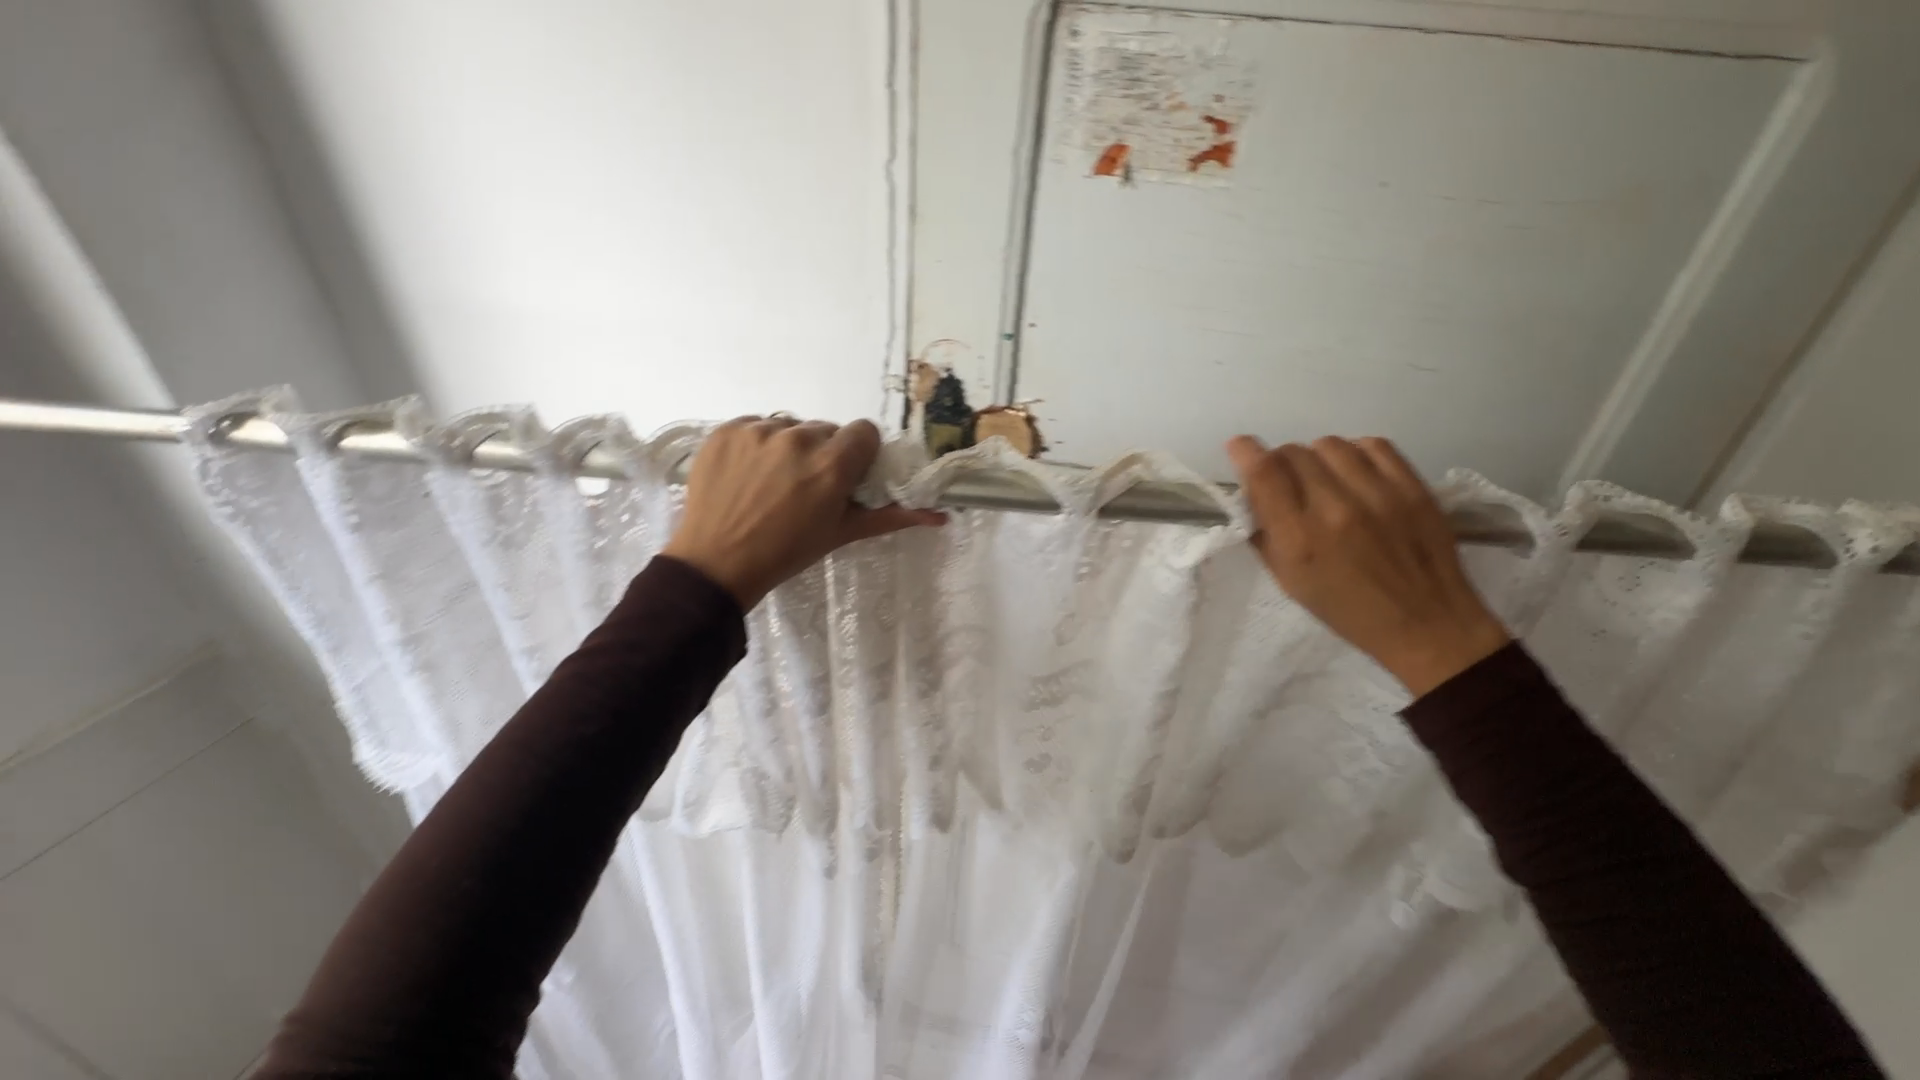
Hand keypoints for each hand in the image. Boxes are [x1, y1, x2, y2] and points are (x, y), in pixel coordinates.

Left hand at [662, 416, 945, 609]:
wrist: (716, 564)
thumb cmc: (787, 552)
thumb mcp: (842, 534)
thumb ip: (891, 517)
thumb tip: (940, 516)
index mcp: (833, 464)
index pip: (864, 431)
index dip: (858, 454)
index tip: (845, 477)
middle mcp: (799, 438)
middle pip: (826, 430)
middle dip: (823, 453)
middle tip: (806, 487)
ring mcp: (759, 431)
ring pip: (789, 427)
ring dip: (788, 448)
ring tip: (772, 483)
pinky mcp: (727, 430)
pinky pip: (755, 426)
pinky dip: (756, 445)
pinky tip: (747, 475)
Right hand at [1226, 435, 1509, 697]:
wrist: (1425, 623)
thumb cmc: (1346, 609)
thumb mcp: (1289, 580)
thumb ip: (1264, 533)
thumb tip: (1250, 493)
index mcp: (1299, 539)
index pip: (1264, 471)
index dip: (1245, 451)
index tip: (1240, 447)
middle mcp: (1336, 509)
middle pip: (1294, 453)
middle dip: (1281, 461)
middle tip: (1287, 480)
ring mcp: (1379, 494)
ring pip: (1330, 445)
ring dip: (1317, 457)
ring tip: (1324, 477)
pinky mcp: (1412, 487)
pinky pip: (1373, 445)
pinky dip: (1355, 452)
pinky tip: (1355, 471)